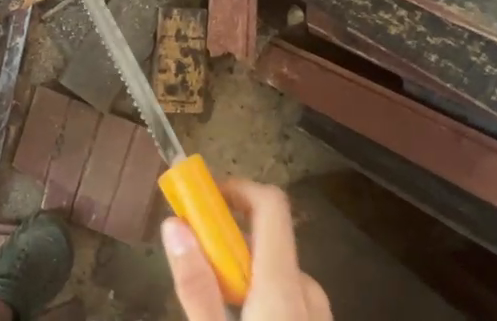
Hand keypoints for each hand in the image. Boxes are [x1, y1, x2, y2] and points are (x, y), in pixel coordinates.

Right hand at [164, 179, 331, 320]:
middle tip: (200, 276)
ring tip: (221, 311)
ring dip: (247, 278)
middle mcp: (310, 291)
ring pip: (280, 274)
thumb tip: (174, 224)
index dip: (236, 189)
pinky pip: (294, 300)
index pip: (271, 204)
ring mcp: (322, 314)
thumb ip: (196, 285)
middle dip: (230, 248)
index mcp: (285, 285)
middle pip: (268, 242)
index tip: (201, 201)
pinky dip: (267, 300)